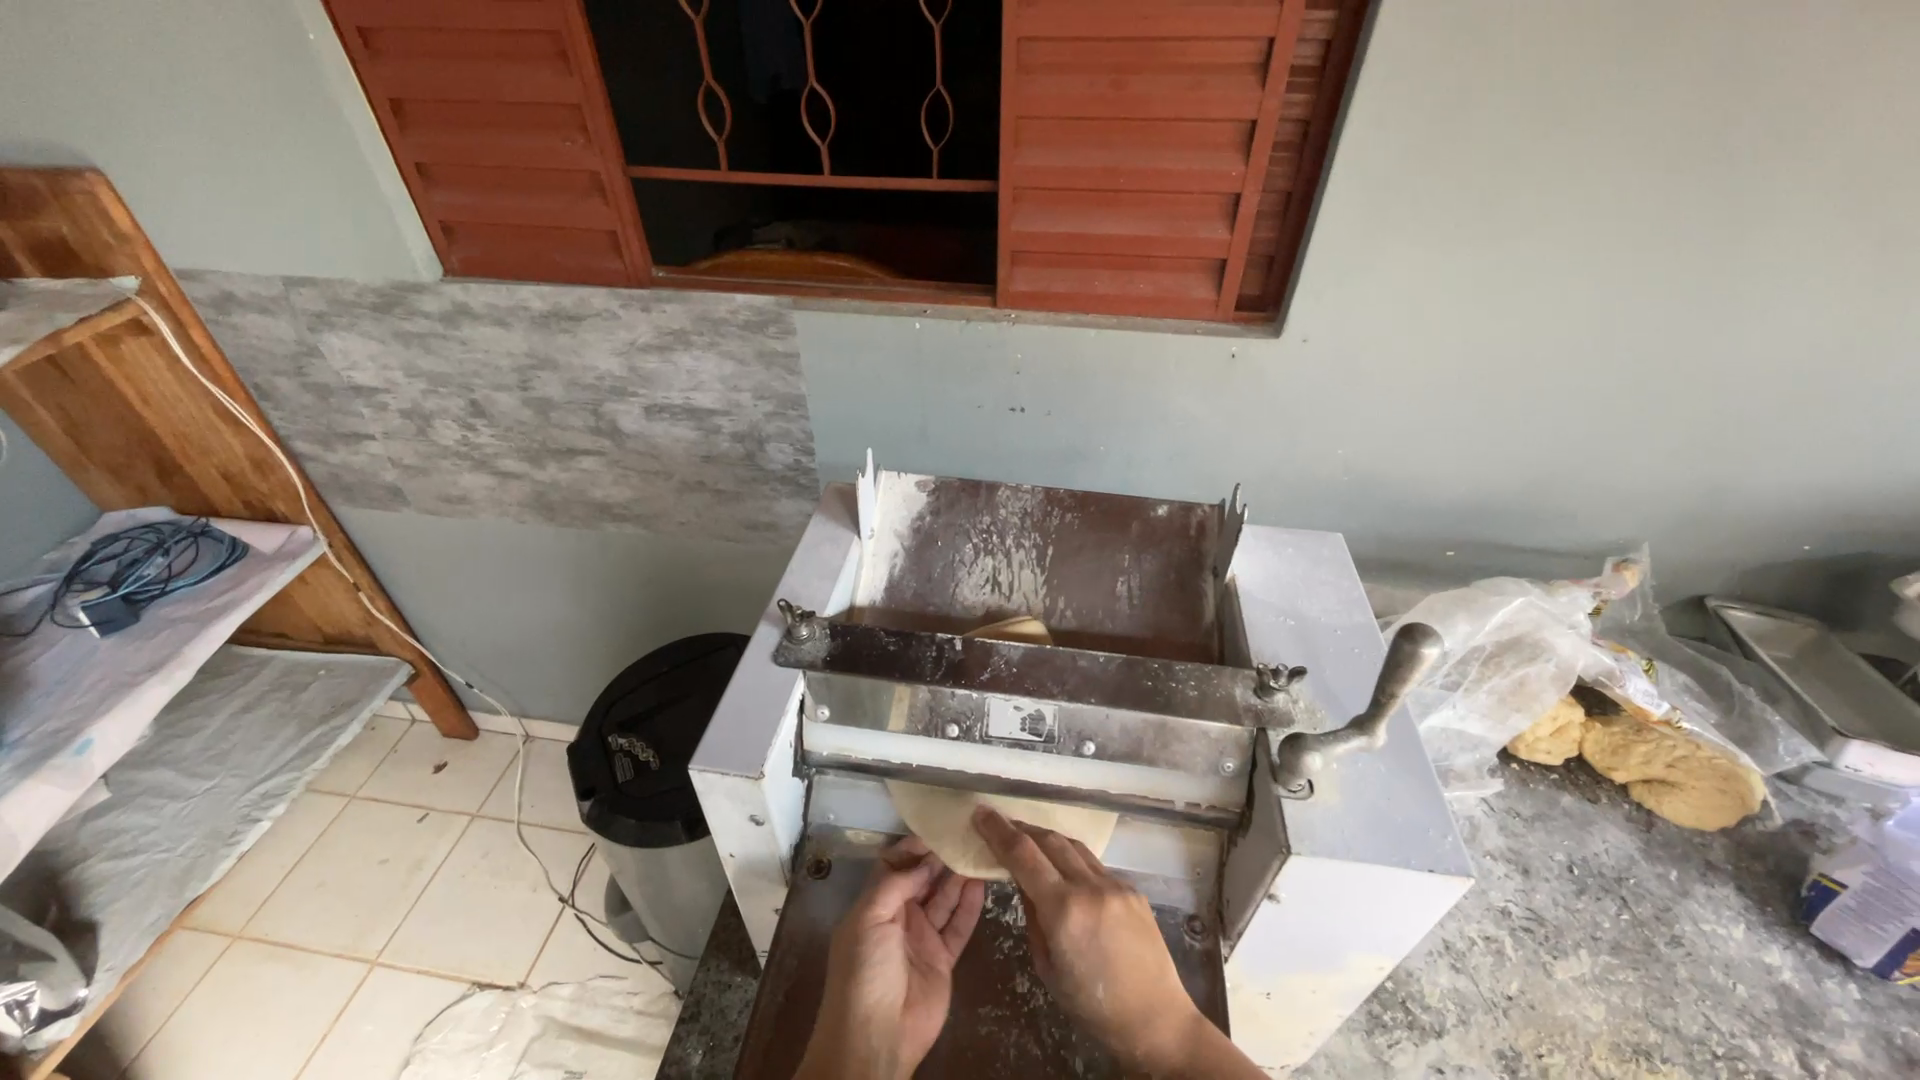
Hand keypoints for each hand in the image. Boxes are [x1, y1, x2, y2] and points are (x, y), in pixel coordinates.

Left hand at [796, 836, 986, 1079]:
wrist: (876, 1037)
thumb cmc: (864, 972)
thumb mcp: (869, 919)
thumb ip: (897, 884)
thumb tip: (925, 860)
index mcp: (874, 905)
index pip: (895, 867)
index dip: (914, 849)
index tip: (938, 830)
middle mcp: (898, 917)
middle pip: (923, 880)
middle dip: (941, 859)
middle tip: (967, 836)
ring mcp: (921, 939)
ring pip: (944, 900)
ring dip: (958, 878)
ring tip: (979, 853)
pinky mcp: (942, 959)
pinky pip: (958, 926)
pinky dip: (970, 907)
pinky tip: (982, 886)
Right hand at [973, 806, 1262, 1078]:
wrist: (1154, 1017)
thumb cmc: (1091, 1005)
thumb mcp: (1047, 966)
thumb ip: (1033, 917)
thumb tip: (1023, 883)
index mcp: (1063, 909)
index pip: (1023, 855)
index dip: (998, 831)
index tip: (981, 814)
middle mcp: (1090, 887)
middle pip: (1049, 840)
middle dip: (1021, 828)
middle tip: (999, 823)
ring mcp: (1116, 885)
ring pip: (1074, 847)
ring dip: (1047, 839)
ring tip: (1029, 840)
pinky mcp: (1132, 890)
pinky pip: (1095, 866)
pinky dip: (1073, 861)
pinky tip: (1065, 872)